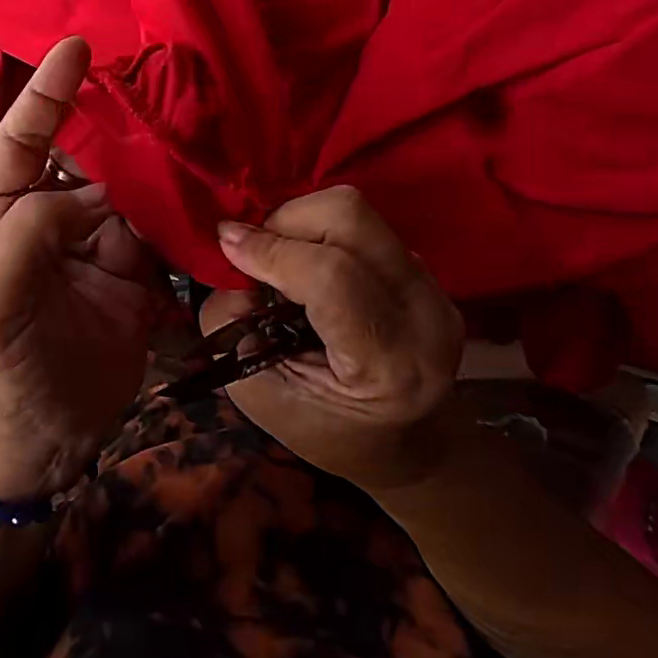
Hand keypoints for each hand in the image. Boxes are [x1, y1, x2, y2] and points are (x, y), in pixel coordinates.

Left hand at [0, 37, 176, 499]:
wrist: (45, 443)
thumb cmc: (0, 371)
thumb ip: (26, 235)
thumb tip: (93, 193)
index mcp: (2, 214)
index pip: (22, 142)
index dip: (47, 94)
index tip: (76, 49)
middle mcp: (51, 218)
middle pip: (86, 155)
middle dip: (116, 120)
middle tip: (160, 82)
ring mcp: (99, 243)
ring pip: (132, 188)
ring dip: (158, 163)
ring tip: (194, 128)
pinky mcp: (139, 274)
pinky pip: (162, 230)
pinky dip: (183, 212)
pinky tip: (207, 187)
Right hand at [202, 186, 463, 491]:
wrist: (404, 445)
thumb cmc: (325, 430)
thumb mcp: (258, 394)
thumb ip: (231, 326)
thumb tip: (232, 262)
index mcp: (387, 362)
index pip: (331, 275)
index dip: (269, 250)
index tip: (225, 245)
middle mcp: (424, 314)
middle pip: (351, 217)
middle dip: (286, 221)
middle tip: (258, 254)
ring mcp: (433, 288)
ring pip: (355, 211)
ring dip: (300, 223)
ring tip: (281, 262)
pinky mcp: (427, 271)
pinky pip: (362, 224)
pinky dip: (318, 231)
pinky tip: (307, 267)